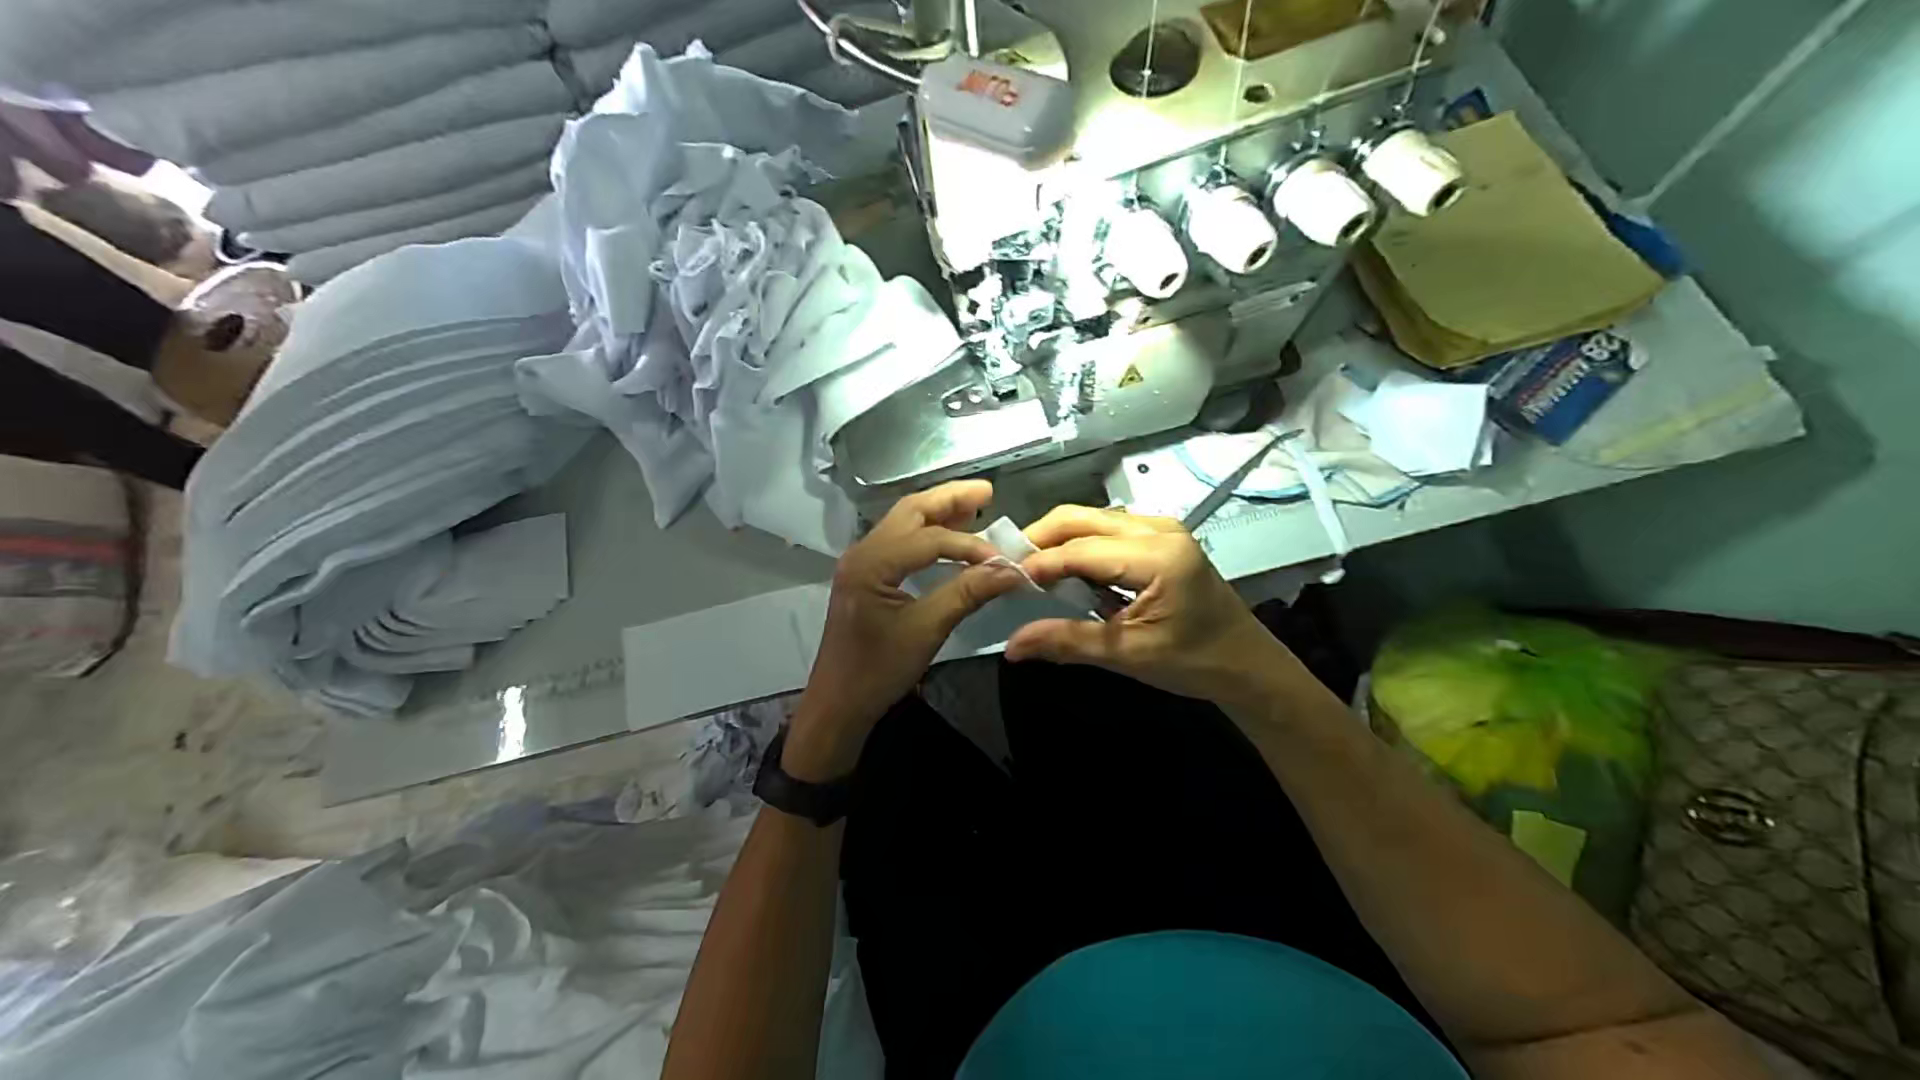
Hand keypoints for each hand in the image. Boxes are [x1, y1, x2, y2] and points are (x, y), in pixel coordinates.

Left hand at [787, 480, 1025, 779]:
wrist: (838, 703)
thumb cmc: (878, 670)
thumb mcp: (927, 630)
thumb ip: (968, 593)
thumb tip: (1012, 571)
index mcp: (872, 562)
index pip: (930, 539)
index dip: (970, 545)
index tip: (1004, 560)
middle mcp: (862, 552)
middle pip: (911, 511)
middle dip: (949, 499)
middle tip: (988, 491)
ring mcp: (860, 562)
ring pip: (903, 523)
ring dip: (938, 513)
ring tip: (975, 505)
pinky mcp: (864, 575)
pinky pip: (898, 542)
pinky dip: (926, 534)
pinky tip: (949, 538)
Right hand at [1005, 505, 1296, 706]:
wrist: (1248, 665)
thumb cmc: (1195, 662)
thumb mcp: (1128, 654)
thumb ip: (1067, 641)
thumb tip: (1012, 646)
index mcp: (1157, 554)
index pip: (1079, 549)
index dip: (1037, 564)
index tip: (1000, 582)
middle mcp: (1157, 528)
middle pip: (1080, 518)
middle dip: (1039, 540)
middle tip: (1007, 569)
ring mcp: (1160, 528)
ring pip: (1090, 520)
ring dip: (1057, 542)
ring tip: (1029, 573)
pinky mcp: (1159, 537)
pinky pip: (1105, 531)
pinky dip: (1078, 547)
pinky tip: (1064, 573)